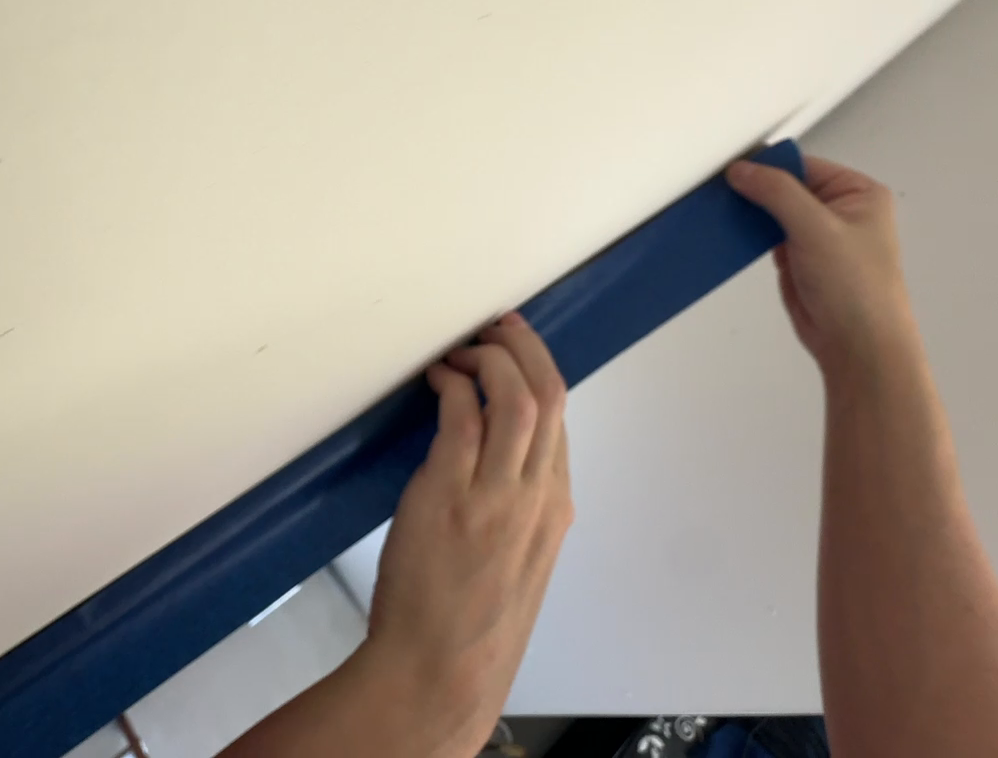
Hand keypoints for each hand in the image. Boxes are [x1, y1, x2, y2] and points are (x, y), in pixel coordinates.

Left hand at [359, 312, 574, 756]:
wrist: (439, 671)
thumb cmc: (473, 615)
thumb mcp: (519, 555)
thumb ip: (517, 498)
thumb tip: (497, 447)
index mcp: (555, 506)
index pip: (561, 415)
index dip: (537, 368)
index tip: (513, 346)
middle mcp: (537, 494)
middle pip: (549, 393)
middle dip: (522, 345)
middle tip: (494, 325)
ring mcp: (496, 495)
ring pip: (515, 398)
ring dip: (489, 358)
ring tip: (463, 348)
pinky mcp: (449, 495)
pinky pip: (460, 419)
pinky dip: (451, 386)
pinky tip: (435, 381)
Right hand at [727, 154, 920, 375]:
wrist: (856, 344)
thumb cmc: (852, 283)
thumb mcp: (816, 228)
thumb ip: (777, 193)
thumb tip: (739, 168)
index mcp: (857, 193)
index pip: (803, 166)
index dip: (767, 166)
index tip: (727, 169)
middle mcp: (838, 209)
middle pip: (784, 187)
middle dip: (751, 189)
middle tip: (712, 190)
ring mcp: (815, 234)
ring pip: (770, 211)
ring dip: (745, 212)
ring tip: (711, 209)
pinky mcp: (796, 257)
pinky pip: (764, 235)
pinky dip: (744, 232)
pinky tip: (722, 230)